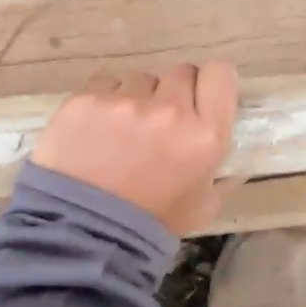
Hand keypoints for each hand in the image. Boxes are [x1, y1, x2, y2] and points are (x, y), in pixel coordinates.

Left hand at [30, 62, 239, 235]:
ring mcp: (125, 102)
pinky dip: (104, 101)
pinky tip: (96, 130)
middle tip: (160, 122)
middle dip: (174, 93)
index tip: (202, 98)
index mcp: (205, 135)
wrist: (82, 234)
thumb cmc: (150, 225)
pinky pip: (104, 84)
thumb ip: (218, 175)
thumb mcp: (202, 207)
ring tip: (122, 132)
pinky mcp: (86, 100)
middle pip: (181, 72)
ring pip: (140, 79)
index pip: (220, 74)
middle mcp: (169, 110)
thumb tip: (224, 158)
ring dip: (137, 98)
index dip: (212, 82)